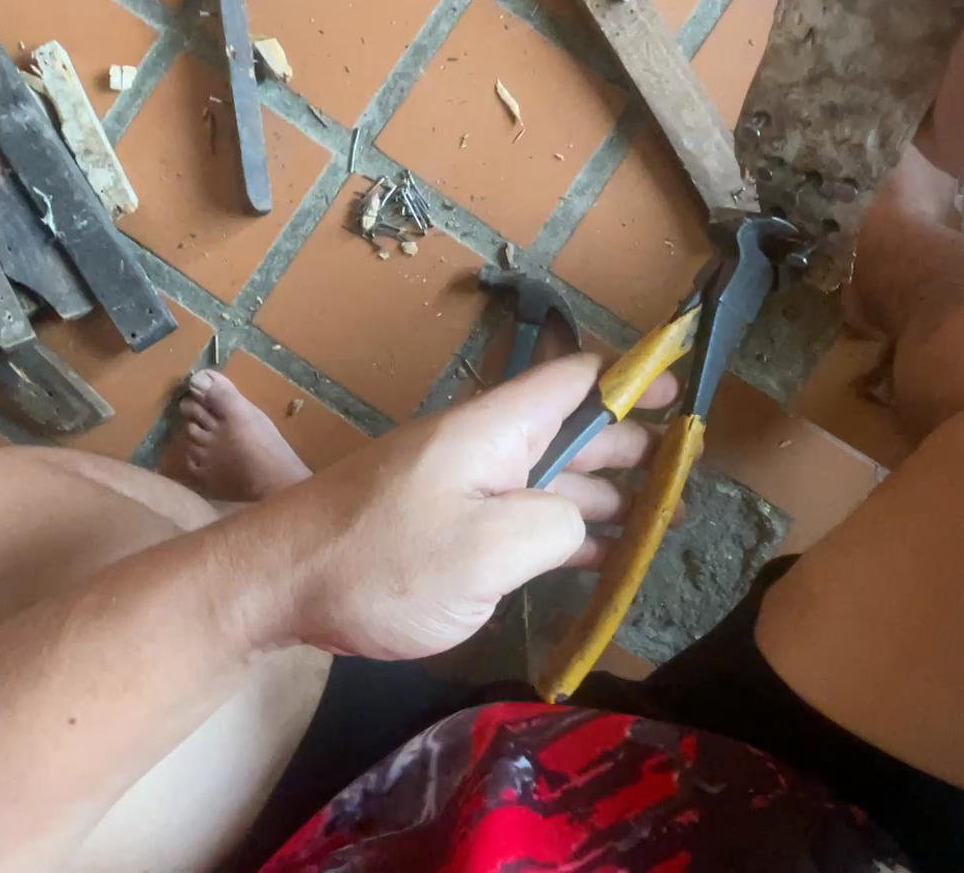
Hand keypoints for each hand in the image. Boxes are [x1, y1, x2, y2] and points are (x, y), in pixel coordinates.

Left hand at [258, 356, 673, 660]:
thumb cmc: (382, 561)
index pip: (576, 380)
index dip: (633, 379)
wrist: (278, 584)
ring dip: (605, 496)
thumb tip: (577, 519)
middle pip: (572, 431)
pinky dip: (565, 533)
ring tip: (660, 520)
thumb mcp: (487, 548)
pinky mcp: (448, 525)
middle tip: (685, 475)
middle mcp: (486, 447)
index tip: (681, 389)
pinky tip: (601, 557)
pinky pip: (521, 518)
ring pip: (550, 479)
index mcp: (497, 429)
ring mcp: (465, 486)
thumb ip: (556, 525)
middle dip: (632, 447)